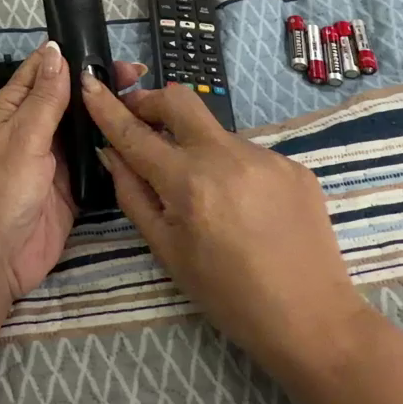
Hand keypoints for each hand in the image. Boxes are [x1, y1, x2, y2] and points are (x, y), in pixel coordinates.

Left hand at [0, 43, 145, 298]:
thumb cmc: (1, 190)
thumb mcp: (24, 136)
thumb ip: (45, 97)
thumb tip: (55, 50)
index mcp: (11, 109)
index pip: (42, 71)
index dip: (71, 56)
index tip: (107, 47)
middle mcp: (32, 128)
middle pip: (68, 98)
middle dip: (98, 86)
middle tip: (140, 77)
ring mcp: (52, 158)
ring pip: (83, 128)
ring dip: (108, 116)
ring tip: (147, 104)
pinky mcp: (69, 186)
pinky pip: (93, 161)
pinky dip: (112, 150)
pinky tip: (140, 141)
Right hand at [80, 75, 372, 378]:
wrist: (313, 321)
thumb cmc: (227, 294)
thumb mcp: (166, 250)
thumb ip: (133, 193)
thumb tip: (112, 152)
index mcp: (189, 183)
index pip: (134, 132)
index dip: (106, 106)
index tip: (88, 82)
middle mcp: (226, 157)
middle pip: (178, 99)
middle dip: (150, 101)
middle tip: (140, 120)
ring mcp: (265, 157)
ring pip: (213, 132)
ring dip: (195, 147)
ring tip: (205, 193)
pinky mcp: (293, 166)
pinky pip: (246, 153)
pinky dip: (230, 168)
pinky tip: (242, 207)